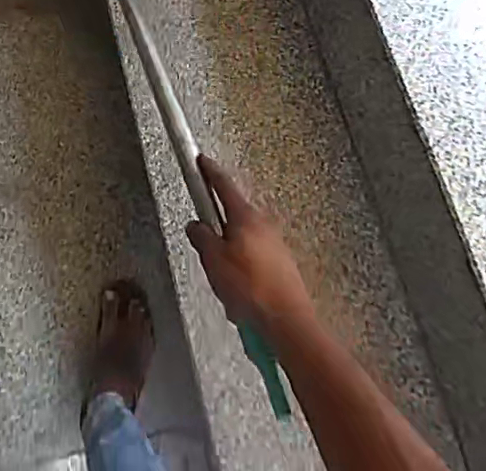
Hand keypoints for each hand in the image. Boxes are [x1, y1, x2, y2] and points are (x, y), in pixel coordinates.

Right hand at [185, 155, 313, 333]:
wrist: (289, 325)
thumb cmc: (252, 289)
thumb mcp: (212, 258)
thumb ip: (200, 236)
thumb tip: (196, 227)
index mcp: (246, 217)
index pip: (223, 185)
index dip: (210, 171)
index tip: (203, 160)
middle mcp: (264, 227)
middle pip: (233, 214)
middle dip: (217, 224)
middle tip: (204, 238)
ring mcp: (276, 248)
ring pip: (243, 238)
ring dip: (230, 249)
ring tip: (221, 272)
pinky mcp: (282, 268)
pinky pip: (254, 258)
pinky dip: (242, 267)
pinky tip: (237, 287)